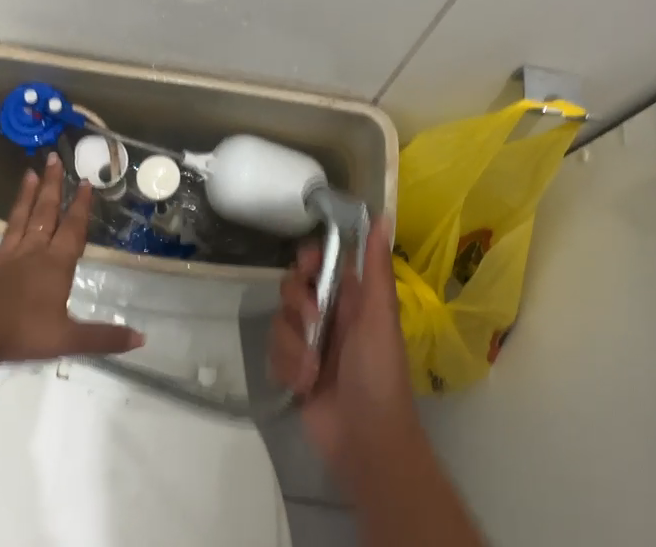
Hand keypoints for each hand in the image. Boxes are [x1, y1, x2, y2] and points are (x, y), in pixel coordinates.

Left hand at [0, 153, 143, 363]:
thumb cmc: (25, 333)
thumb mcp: (70, 339)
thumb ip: (104, 338)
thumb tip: (142, 339)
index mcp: (56, 265)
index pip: (73, 229)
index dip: (81, 206)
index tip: (86, 181)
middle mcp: (32, 254)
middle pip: (44, 215)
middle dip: (52, 187)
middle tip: (54, 159)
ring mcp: (4, 260)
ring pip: (17, 223)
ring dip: (23, 199)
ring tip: (28, 173)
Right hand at [271, 217, 425, 493]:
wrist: (365, 441)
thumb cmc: (378, 374)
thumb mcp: (379, 317)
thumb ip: (376, 268)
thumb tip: (383, 216)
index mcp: (354, 299)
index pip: (322, 262)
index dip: (308, 259)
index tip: (306, 266)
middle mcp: (330, 317)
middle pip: (293, 288)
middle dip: (297, 305)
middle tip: (313, 322)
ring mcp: (309, 345)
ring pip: (280, 322)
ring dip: (293, 346)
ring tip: (312, 370)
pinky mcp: (292, 371)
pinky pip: (273, 353)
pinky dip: (286, 368)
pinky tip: (303, 386)